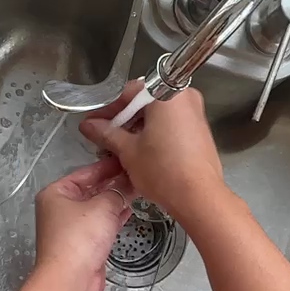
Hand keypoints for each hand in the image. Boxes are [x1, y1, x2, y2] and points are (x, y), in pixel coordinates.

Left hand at [33, 157, 132, 290]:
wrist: (70, 280)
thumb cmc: (78, 241)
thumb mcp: (103, 207)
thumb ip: (118, 192)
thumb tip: (128, 183)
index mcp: (56, 193)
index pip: (85, 172)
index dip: (108, 166)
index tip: (126, 160)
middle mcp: (60, 209)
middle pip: (90, 190)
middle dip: (113, 184)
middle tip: (135, 175)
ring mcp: (70, 228)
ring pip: (96, 208)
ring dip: (115, 201)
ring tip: (136, 190)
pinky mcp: (82, 245)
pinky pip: (100, 225)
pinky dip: (113, 218)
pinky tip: (127, 212)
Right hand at [79, 81, 227, 221]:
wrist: (198, 197)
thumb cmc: (165, 172)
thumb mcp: (128, 150)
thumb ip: (106, 133)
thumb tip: (90, 126)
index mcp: (167, 94)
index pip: (129, 92)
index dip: (108, 109)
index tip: (95, 123)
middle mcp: (185, 98)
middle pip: (145, 102)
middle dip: (123, 120)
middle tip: (105, 137)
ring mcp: (195, 114)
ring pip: (158, 115)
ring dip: (138, 129)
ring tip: (120, 149)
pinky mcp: (199, 132)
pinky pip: (171, 126)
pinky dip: (155, 135)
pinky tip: (141, 153)